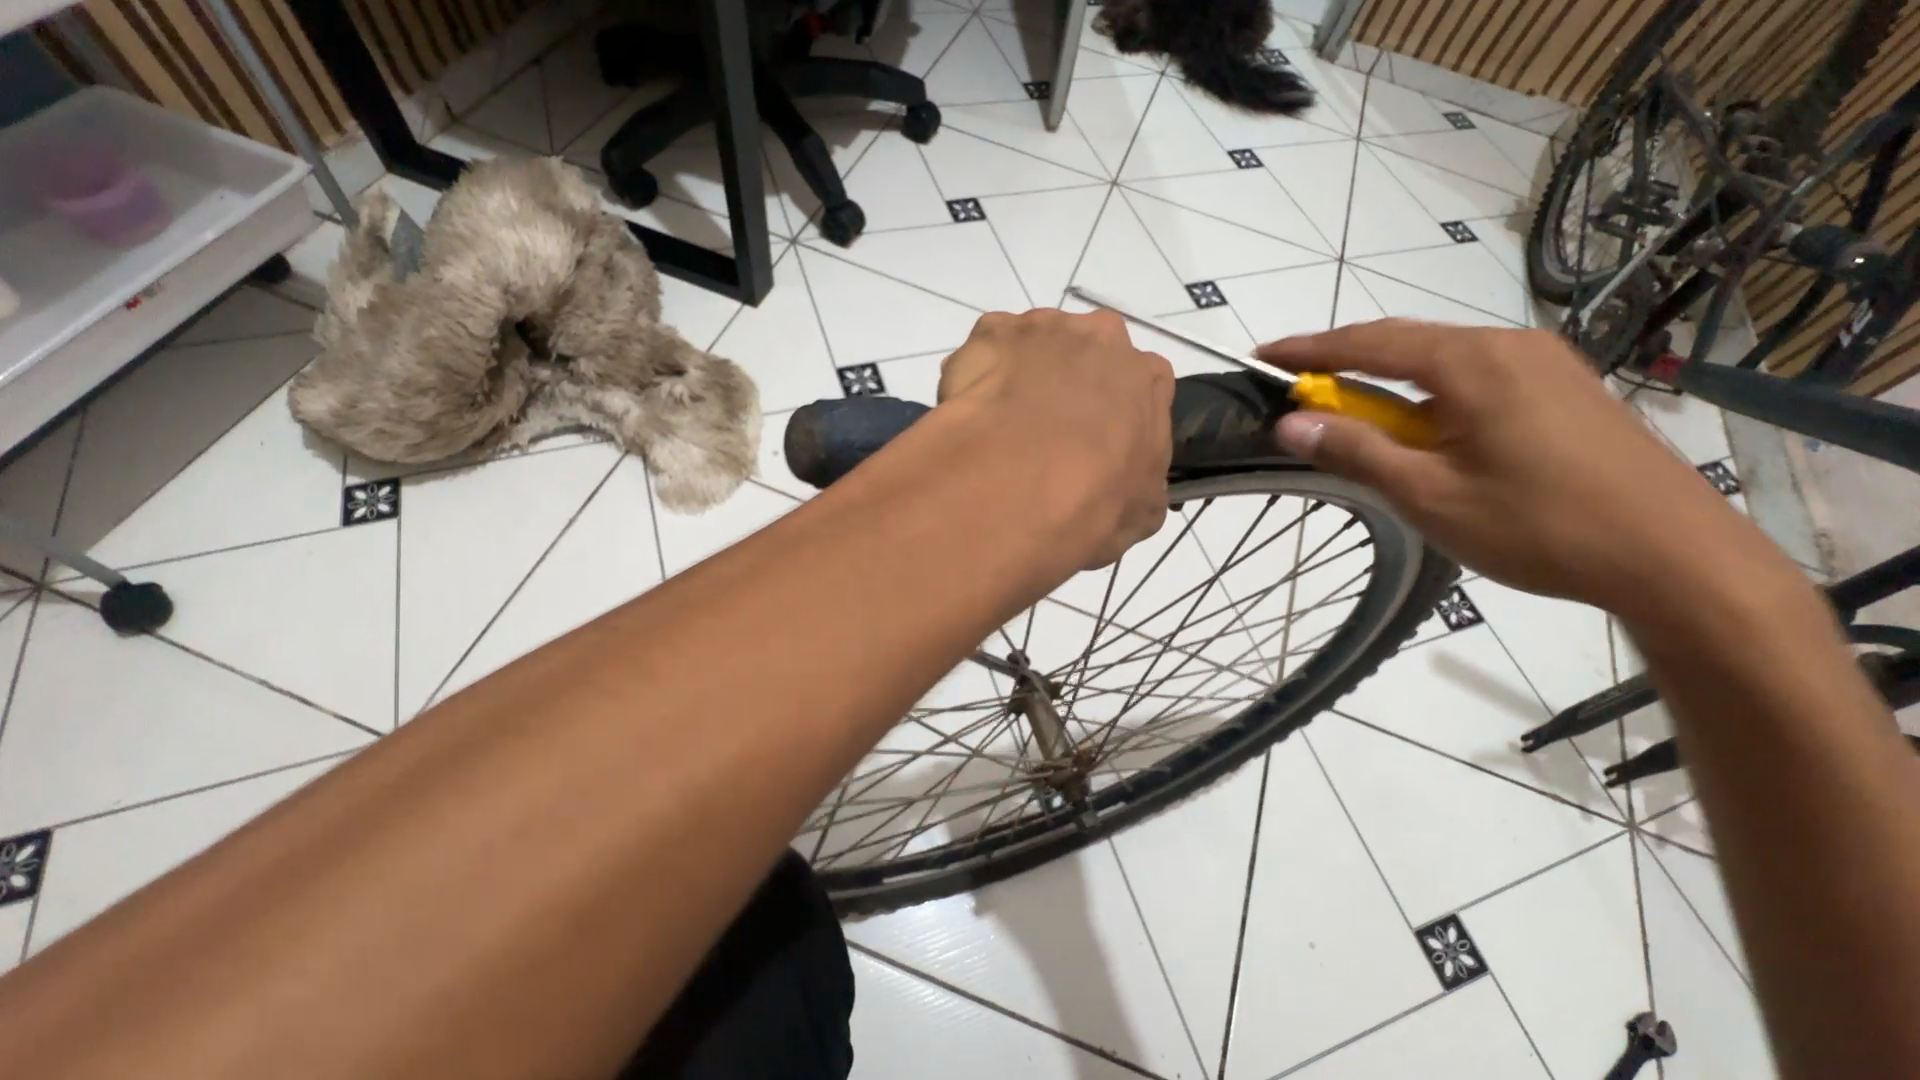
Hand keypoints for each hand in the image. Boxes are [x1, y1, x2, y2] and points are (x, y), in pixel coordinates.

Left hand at [939, 309, 1174, 569]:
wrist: (1017, 481)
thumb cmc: (1094, 500)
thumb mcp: (1142, 512)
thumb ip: (1141, 485)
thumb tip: (1132, 489)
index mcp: (1147, 378)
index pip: (1138, 388)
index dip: (1112, 416)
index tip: (1092, 445)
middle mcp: (1102, 337)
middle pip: (1085, 356)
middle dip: (1066, 386)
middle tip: (1041, 435)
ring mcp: (1044, 327)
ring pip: (1032, 348)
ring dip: (1020, 379)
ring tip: (999, 431)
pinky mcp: (990, 330)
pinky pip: (983, 351)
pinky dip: (975, 378)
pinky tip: (970, 416)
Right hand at [1257, 320, 1762, 611]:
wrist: (1675, 556)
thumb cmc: (1541, 527)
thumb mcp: (1431, 496)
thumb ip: (1357, 452)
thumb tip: (1289, 423)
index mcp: (1471, 363)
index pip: (1367, 343)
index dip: (1307, 351)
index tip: (1259, 357)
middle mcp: (1508, 346)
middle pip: (1406, 342)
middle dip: (1345, 364)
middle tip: (1297, 390)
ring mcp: (1544, 364)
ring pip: (1443, 361)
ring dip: (1391, 384)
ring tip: (1357, 421)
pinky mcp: (1565, 389)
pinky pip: (1477, 377)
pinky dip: (1433, 396)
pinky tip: (1428, 433)